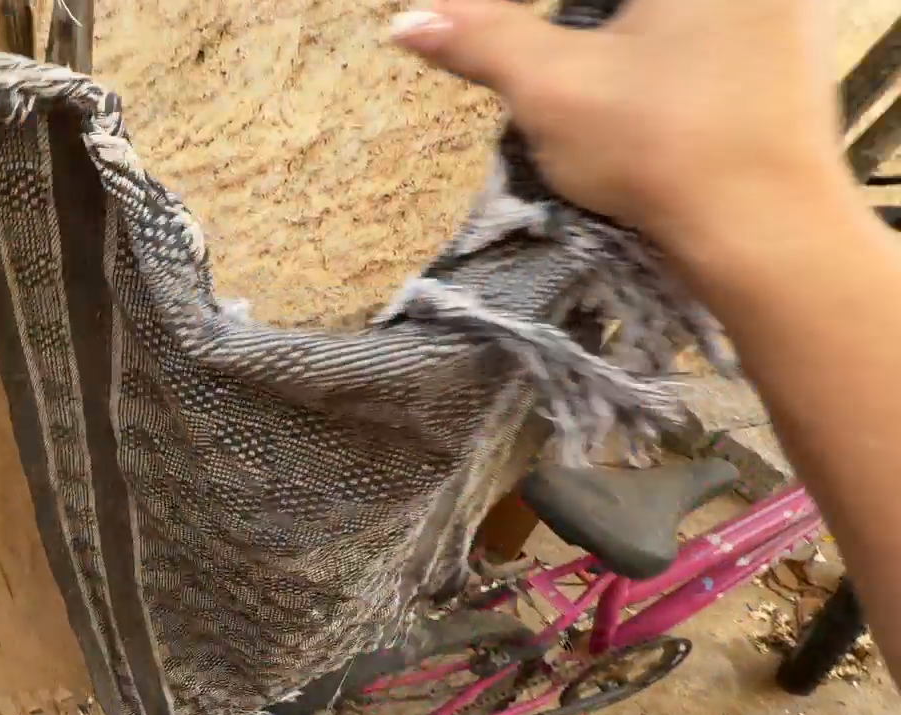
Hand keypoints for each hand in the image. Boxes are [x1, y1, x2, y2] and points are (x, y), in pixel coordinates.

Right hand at [392, 0, 859, 276]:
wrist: (753, 217)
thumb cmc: (654, 141)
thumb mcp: (549, 87)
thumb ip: (481, 41)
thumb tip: (408, 20)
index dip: (509, 11)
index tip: (468, 29)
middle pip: (608, 4)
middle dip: (562, 26)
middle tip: (515, 55)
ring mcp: (779, 4)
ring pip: (648, 18)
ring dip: (599, 40)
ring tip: (577, 92)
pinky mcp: (783, 43)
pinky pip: (689, 33)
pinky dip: (643, 55)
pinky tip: (630, 97)